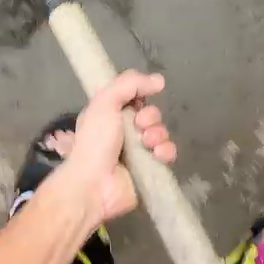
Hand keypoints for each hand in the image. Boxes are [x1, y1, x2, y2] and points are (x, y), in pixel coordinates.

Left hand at [43, 70, 175, 228]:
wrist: (94, 184)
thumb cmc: (95, 141)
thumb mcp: (105, 102)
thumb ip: (129, 84)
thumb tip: (160, 80)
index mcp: (111, 114)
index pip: (136, 97)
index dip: (141, 96)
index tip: (138, 101)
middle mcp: (125, 131)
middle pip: (152, 114)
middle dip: (150, 118)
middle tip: (139, 126)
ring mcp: (139, 151)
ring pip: (161, 133)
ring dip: (158, 134)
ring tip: (147, 143)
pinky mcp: (150, 169)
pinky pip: (168, 154)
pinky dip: (166, 152)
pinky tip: (158, 155)